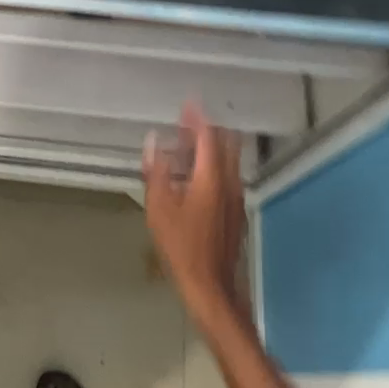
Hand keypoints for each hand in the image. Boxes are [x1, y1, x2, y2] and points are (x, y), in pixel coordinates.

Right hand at [143, 102, 245, 319]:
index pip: (207, 137)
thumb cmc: (180, 245)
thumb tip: (152, 141)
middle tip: (185, 122)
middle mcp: (230, 182)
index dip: (196, 118)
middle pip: (225, 145)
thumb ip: (156, 170)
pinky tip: (190, 175)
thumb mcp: (159, 207)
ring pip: (227, 161)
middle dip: (207, 129)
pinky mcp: (234, 211)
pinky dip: (210, 165)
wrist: (209, 284)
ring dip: (208, 148)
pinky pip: (226, 176)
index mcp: (212, 177)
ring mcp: (236, 197)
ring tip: (184, 144)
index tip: (187, 103)